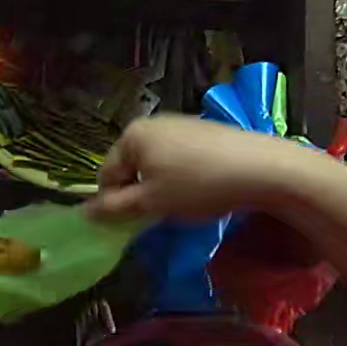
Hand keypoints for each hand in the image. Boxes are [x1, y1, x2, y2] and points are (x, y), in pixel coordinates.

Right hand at [87, 114, 316, 221]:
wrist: (261, 167)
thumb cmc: (197, 185)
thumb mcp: (151, 202)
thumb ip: (115, 207)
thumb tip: (86, 212)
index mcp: (131, 135)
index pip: (106, 175)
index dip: (115, 203)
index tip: (135, 222)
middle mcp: (150, 123)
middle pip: (130, 167)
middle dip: (139, 192)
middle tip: (160, 213)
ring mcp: (178, 123)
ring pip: (154, 163)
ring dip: (160, 185)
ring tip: (184, 202)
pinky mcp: (202, 130)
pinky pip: (177, 157)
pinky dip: (181, 175)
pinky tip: (202, 187)